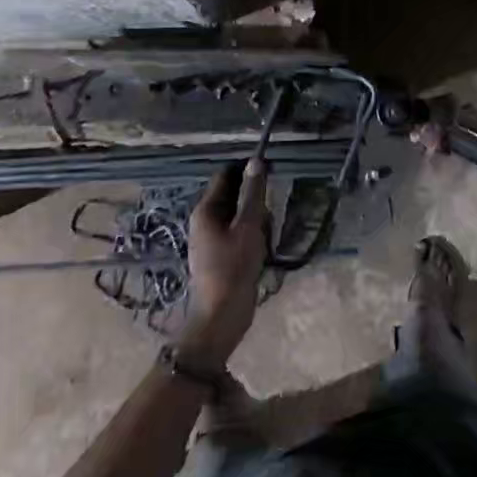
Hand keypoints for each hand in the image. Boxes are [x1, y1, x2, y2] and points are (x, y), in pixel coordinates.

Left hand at [182, 159, 268, 363]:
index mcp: (205, 210)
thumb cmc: (234, 266)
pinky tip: (264, 244)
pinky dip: (253, 233)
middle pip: (233, 194)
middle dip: (254, 197)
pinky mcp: (220, 254)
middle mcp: (204, 221)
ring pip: (238, 214)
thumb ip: (253, 193)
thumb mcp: (249, 226)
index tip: (271, 169)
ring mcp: (211, 238)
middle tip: (272, 207)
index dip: (246, 168)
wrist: (222, 315)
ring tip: (268, 231)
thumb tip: (256, 161)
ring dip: (256, 218)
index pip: (225, 175)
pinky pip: (239, 232)